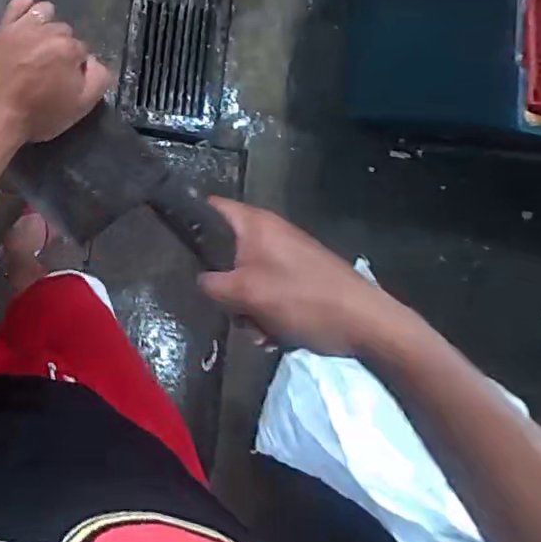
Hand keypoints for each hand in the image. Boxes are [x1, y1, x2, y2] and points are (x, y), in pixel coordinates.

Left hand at [0, 0, 112, 144]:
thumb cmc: (40, 114)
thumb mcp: (82, 105)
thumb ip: (99, 77)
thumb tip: (93, 60)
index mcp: (70, 49)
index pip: (82, 50)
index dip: (75, 67)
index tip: (64, 81)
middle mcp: (49, 31)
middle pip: (64, 32)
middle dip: (61, 48)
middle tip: (49, 70)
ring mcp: (23, 27)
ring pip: (46, 13)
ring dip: (47, 26)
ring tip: (38, 46)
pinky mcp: (3, 28)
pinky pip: (19, 4)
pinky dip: (26, 8)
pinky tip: (26, 23)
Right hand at [198, 197, 415, 355]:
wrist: (366, 322)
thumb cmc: (302, 298)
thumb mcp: (247, 293)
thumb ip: (213, 284)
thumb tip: (201, 280)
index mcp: (254, 223)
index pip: (210, 206)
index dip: (190, 220)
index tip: (174, 243)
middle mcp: (269, 231)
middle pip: (226, 251)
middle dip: (225, 284)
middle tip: (229, 306)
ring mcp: (287, 254)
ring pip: (247, 277)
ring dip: (248, 306)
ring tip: (261, 330)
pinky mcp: (301, 276)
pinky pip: (270, 290)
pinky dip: (269, 311)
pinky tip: (278, 335)